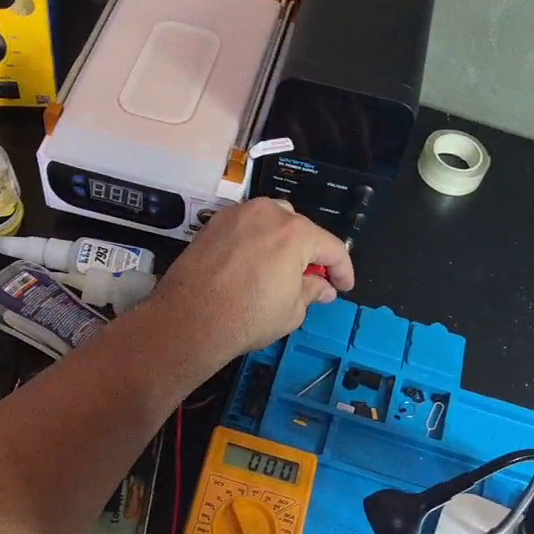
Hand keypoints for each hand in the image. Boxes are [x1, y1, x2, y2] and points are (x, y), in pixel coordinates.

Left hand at [144, 198, 354, 364]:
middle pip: (301, 229)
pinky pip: (246, 227)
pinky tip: (252, 265)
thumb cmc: (247, 317)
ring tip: (281, 270)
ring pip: (272, 221)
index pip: (332, 247)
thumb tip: (324, 287)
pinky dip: (256, 241)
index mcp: (296, 233)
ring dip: (282, 242)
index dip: (343, 270)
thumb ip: (312, 292)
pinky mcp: (214, 223)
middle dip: (310, 253)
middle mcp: (268, 213)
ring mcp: (238, 214)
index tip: (344, 287)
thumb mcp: (291, 311)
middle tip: (312, 280)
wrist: (190, 319)